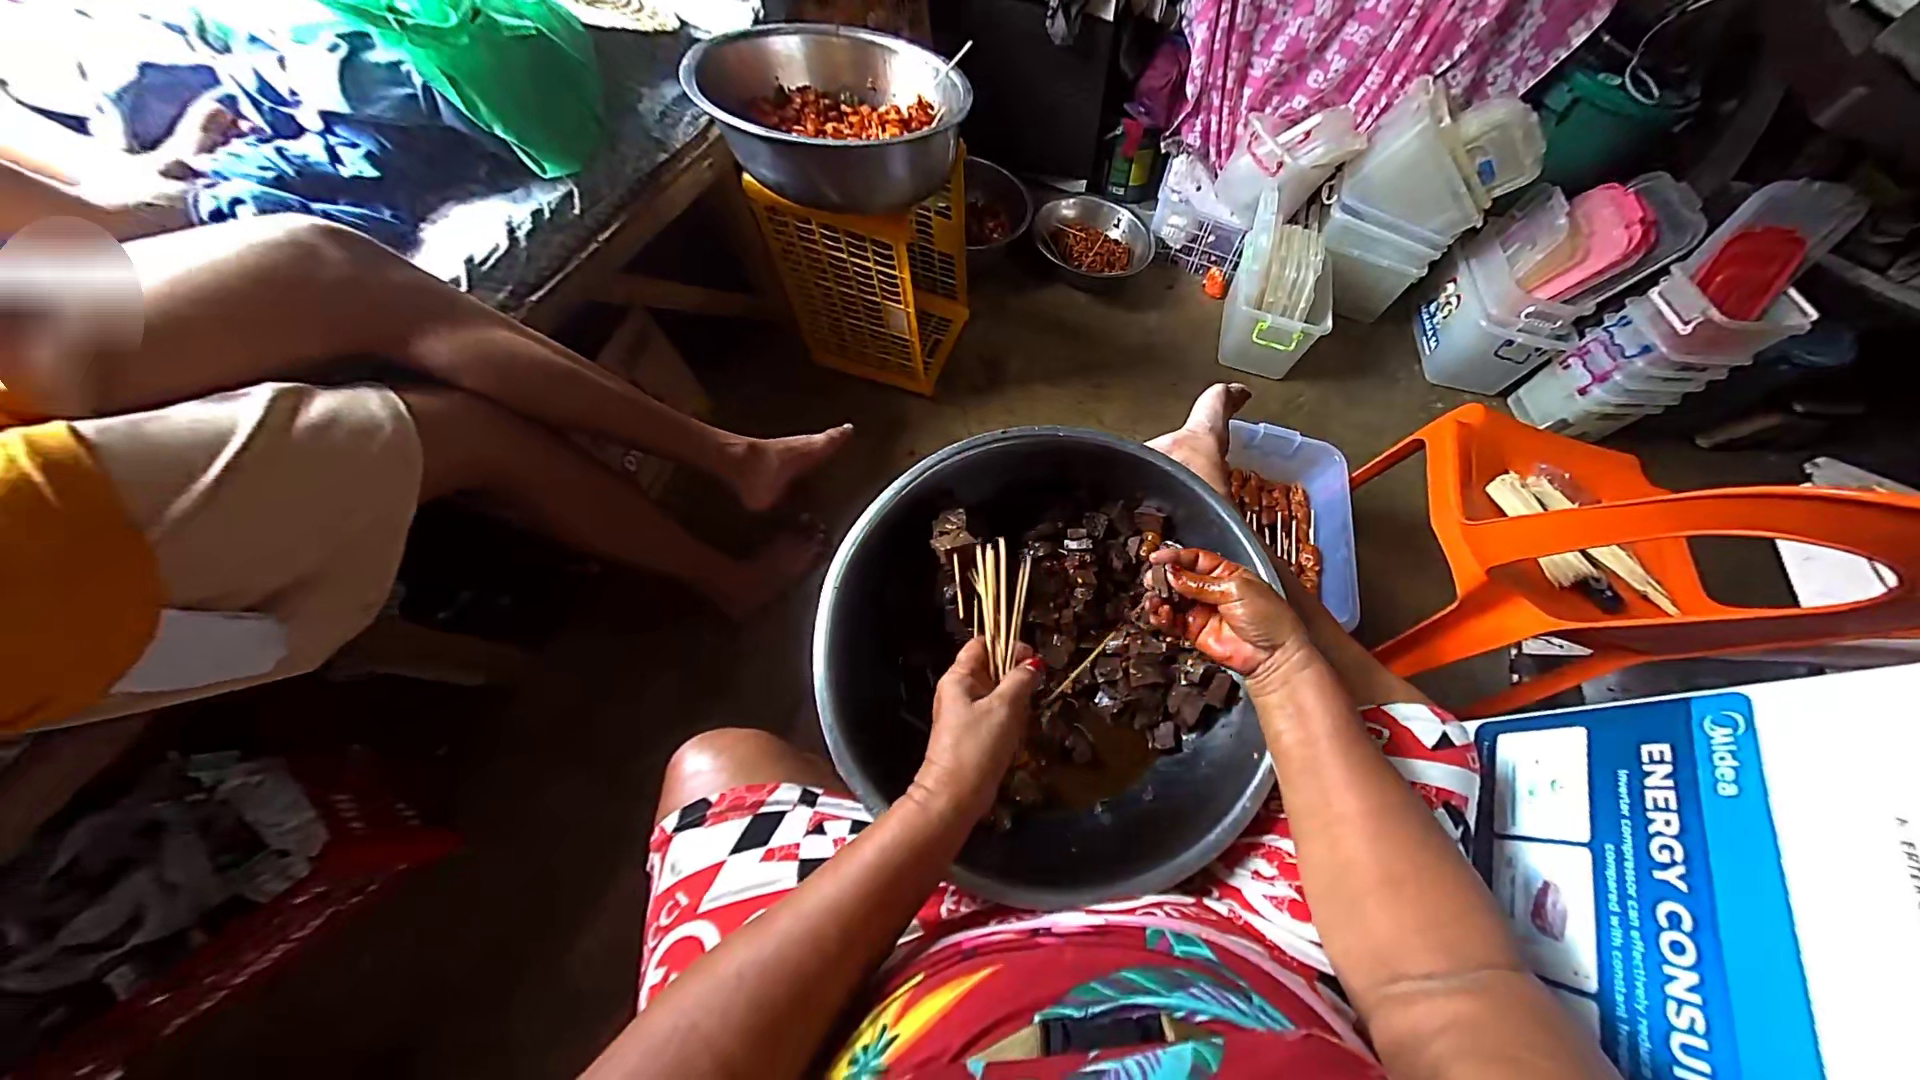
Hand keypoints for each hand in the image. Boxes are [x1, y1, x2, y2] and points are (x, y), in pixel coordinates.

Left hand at [912, 637, 1043, 820]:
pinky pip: (997, 714)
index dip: (1006, 645)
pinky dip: (1011, 719)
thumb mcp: (1004, 708)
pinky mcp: (974, 733)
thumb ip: (1020, 680)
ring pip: (998, 693)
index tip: (1031, 658)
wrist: (956, 796)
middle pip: (991, 668)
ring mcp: (965, 712)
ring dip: (1015, 701)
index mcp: (958, 677)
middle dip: (1015, 677)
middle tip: (1032, 691)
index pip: (981, 644)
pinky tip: (1018, 733)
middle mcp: (959, 690)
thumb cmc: (977, 746)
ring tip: (1023, 717)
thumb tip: (1034, 663)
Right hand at [1145, 547, 1323, 694]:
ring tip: (1156, 599)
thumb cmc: (1268, 619)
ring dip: (1159, 597)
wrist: (1273, 656)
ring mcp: (1200, 610)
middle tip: (1153, 579)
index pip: (1194, 559)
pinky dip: (1161, 616)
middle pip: (1178, 577)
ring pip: (1171, 599)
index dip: (1175, 557)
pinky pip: (1170, 621)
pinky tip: (1161, 613)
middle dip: (1163, 577)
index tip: (1157, 558)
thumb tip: (1172, 573)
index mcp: (1224, 573)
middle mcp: (1209, 590)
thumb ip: (1200, 583)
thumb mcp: (1236, 590)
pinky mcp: (1192, 630)